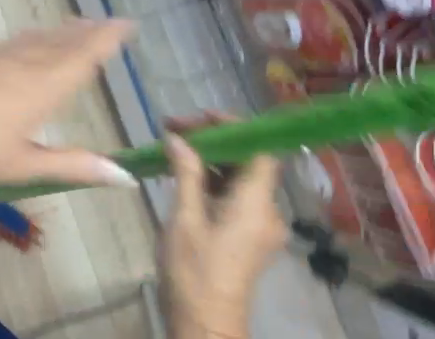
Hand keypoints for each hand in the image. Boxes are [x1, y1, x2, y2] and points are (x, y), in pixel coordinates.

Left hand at [0, 20, 139, 187]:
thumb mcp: (28, 164)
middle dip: (87, 31)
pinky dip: (36, 36)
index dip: (106, 39)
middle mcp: (26, 63)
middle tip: (107, 20)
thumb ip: (75, 166)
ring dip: (61, 31)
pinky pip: (18, 40)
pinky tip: (33, 40)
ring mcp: (0, 56)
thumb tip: (126, 177)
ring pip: (38, 38)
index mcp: (45, 86)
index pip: (83, 56)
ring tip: (77, 24)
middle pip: (63, 41)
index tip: (125, 24)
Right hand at [161, 131, 287, 338]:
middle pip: (246, 161)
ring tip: (169, 144)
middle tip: (171, 127)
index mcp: (256, 205)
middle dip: (211, 139)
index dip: (236, 127)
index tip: (200, 116)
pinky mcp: (245, 236)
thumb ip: (185, 172)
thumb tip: (177, 137)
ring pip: (237, 177)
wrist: (204, 324)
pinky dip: (208, 177)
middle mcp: (265, 212)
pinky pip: (231, 195)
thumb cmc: (195, 270)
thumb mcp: (185, 217)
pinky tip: (178, 171)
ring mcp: (257, 226)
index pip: (260, 152)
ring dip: (206, 157)